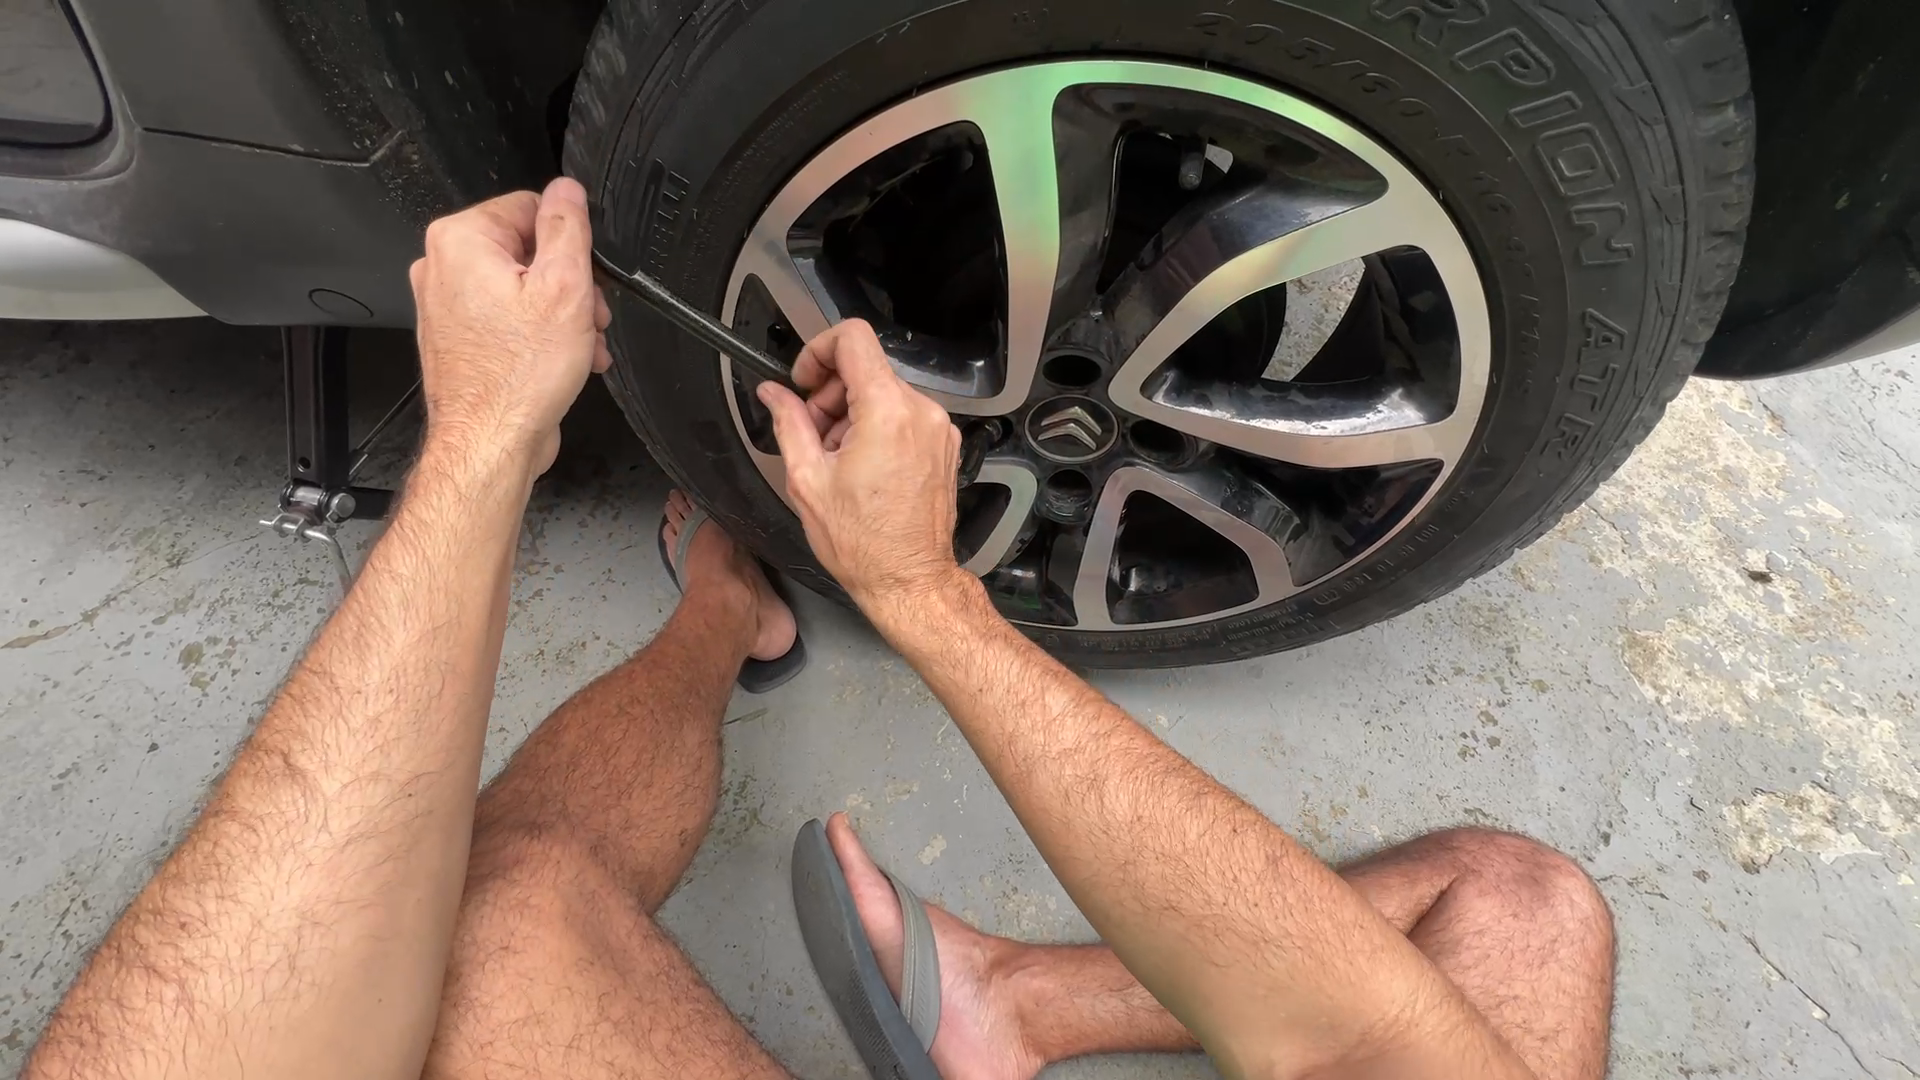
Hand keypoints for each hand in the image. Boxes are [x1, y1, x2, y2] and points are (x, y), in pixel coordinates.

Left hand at [410, 177, 612, 483]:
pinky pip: (509, 320)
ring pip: (523, 289)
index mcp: (463, 241)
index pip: (531, 208)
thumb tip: (569, 191)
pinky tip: (565, 360)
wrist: (492, 437)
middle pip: (528, 251)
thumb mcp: (566, 289)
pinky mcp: (461, 337)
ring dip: (564, 316)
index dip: (572, 244)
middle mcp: (444, 267)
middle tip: (592, 318)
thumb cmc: (522, 375)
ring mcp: (448, 305)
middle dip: (572, 286)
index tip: (589, 278)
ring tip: (584, 346)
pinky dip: (542, 335)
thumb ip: (568, 230)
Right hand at [756, 320, 965, 606]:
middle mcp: (921, 413)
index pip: (853, 338)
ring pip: (885, 392)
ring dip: (853, 414)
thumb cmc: (866, 544)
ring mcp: (938, 430)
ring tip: (837, 458)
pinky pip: (904, 415)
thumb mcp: (807, 480)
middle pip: (867, 368)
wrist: (908, 579)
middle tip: (813, 432)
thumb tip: (774, 394)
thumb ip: (789, 423)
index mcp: (887, 412)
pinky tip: (862, 465)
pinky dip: (878, 427)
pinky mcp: (943, 446)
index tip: (804, 380)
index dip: (818, 350)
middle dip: (831, 393)